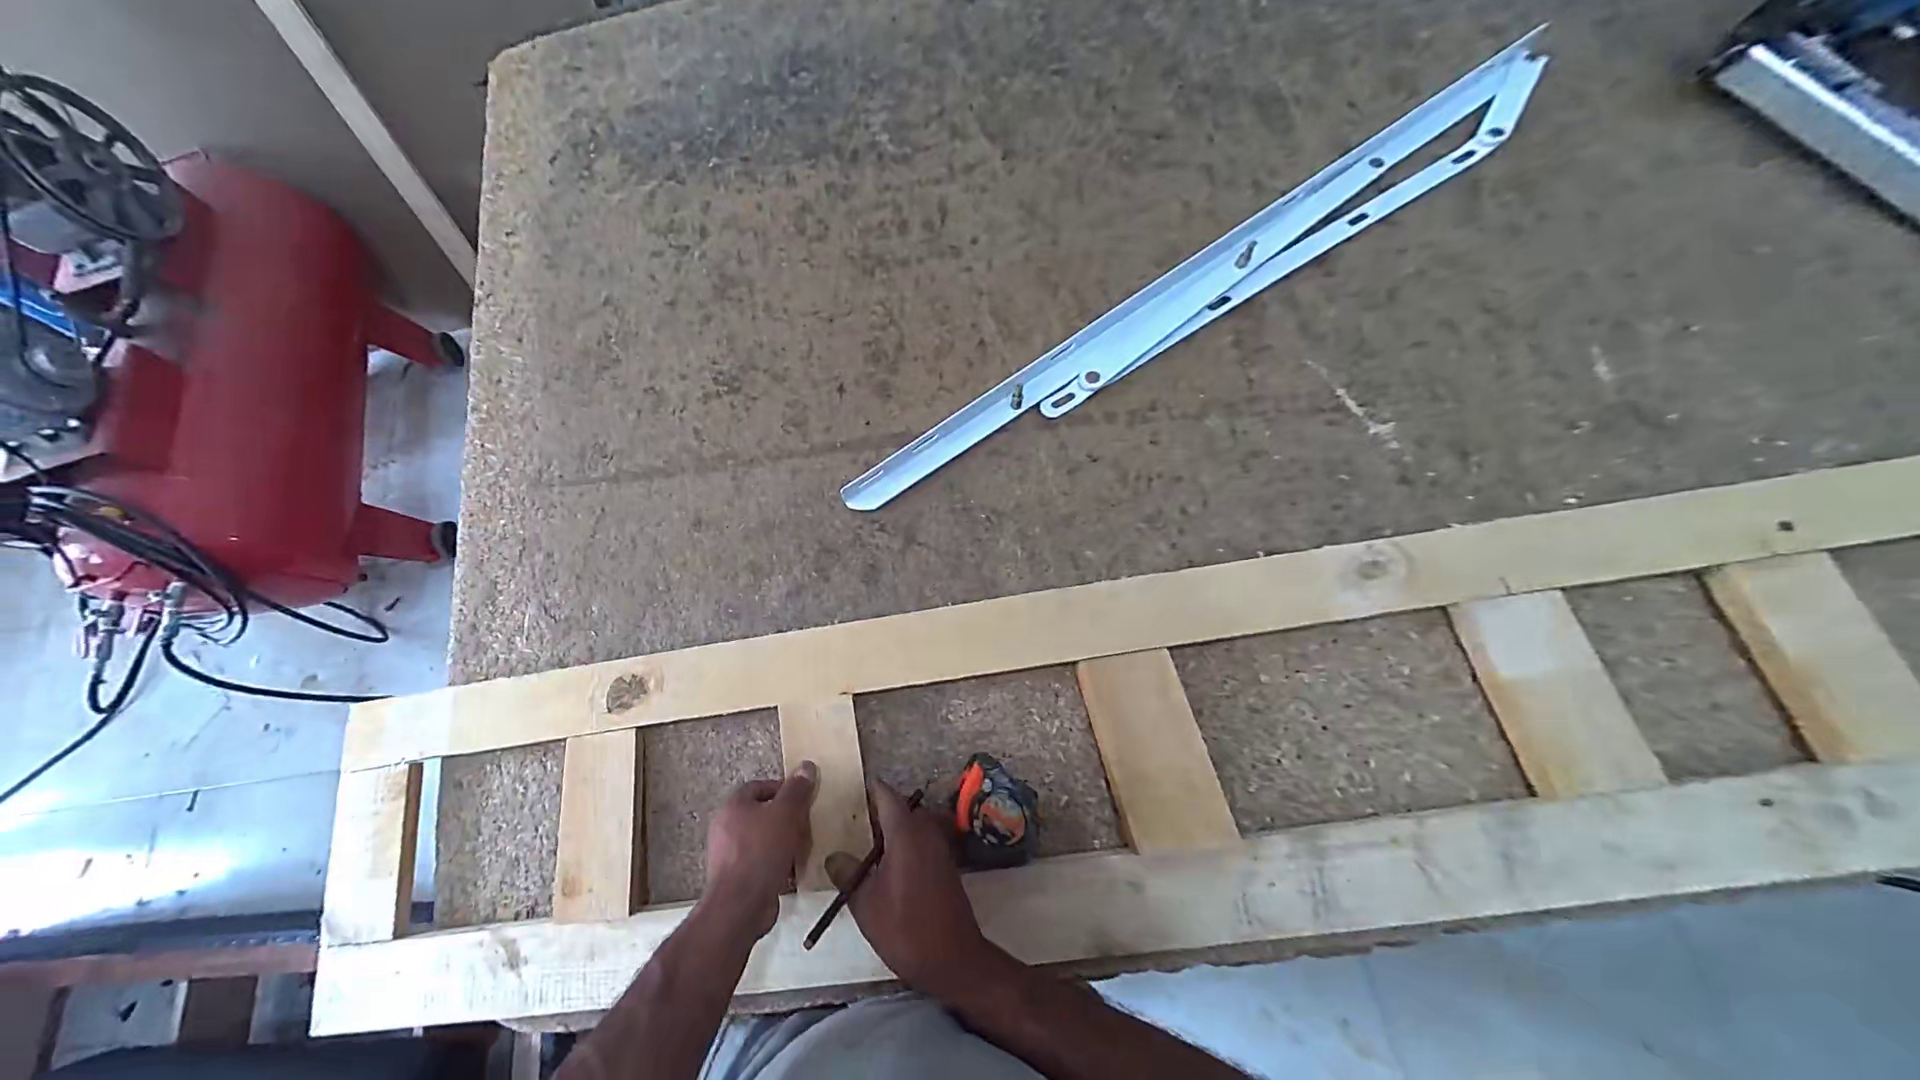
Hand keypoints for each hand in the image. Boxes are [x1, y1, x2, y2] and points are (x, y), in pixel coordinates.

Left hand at [702, 761, 816, 937]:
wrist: (740, 905)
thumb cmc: (762, 851)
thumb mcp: (786, 813)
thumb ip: (797, 790)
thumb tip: (806, 766)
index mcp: (733, 807)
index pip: (759, 786)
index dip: (783, 788)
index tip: (802, 798)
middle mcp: (725, 828)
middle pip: (761, 814)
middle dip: (785, 818)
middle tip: (804, 823)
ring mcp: (727, 856)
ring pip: (762, 840)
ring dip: (782, 842)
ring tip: (802, 848)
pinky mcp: (734, 879)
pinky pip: (759, 863)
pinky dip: (776, 864)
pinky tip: (792, 870)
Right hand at [825, 781, 992, 996]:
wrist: (953, 958)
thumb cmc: (905, 928)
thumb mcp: (865, 903)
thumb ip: (848, 874)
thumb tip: (834, 856)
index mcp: (906, 833)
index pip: (886, 795)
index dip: (867, 789)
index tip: (845, 791)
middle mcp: (926, 832)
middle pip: (899, 808)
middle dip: (875, 811)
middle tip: (846, 821)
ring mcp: (938, 848)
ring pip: (910, 825)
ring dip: (889, 829)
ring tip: (859, 845)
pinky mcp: (944, 865)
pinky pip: (919, 841)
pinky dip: (902, 844)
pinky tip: (882, 866)